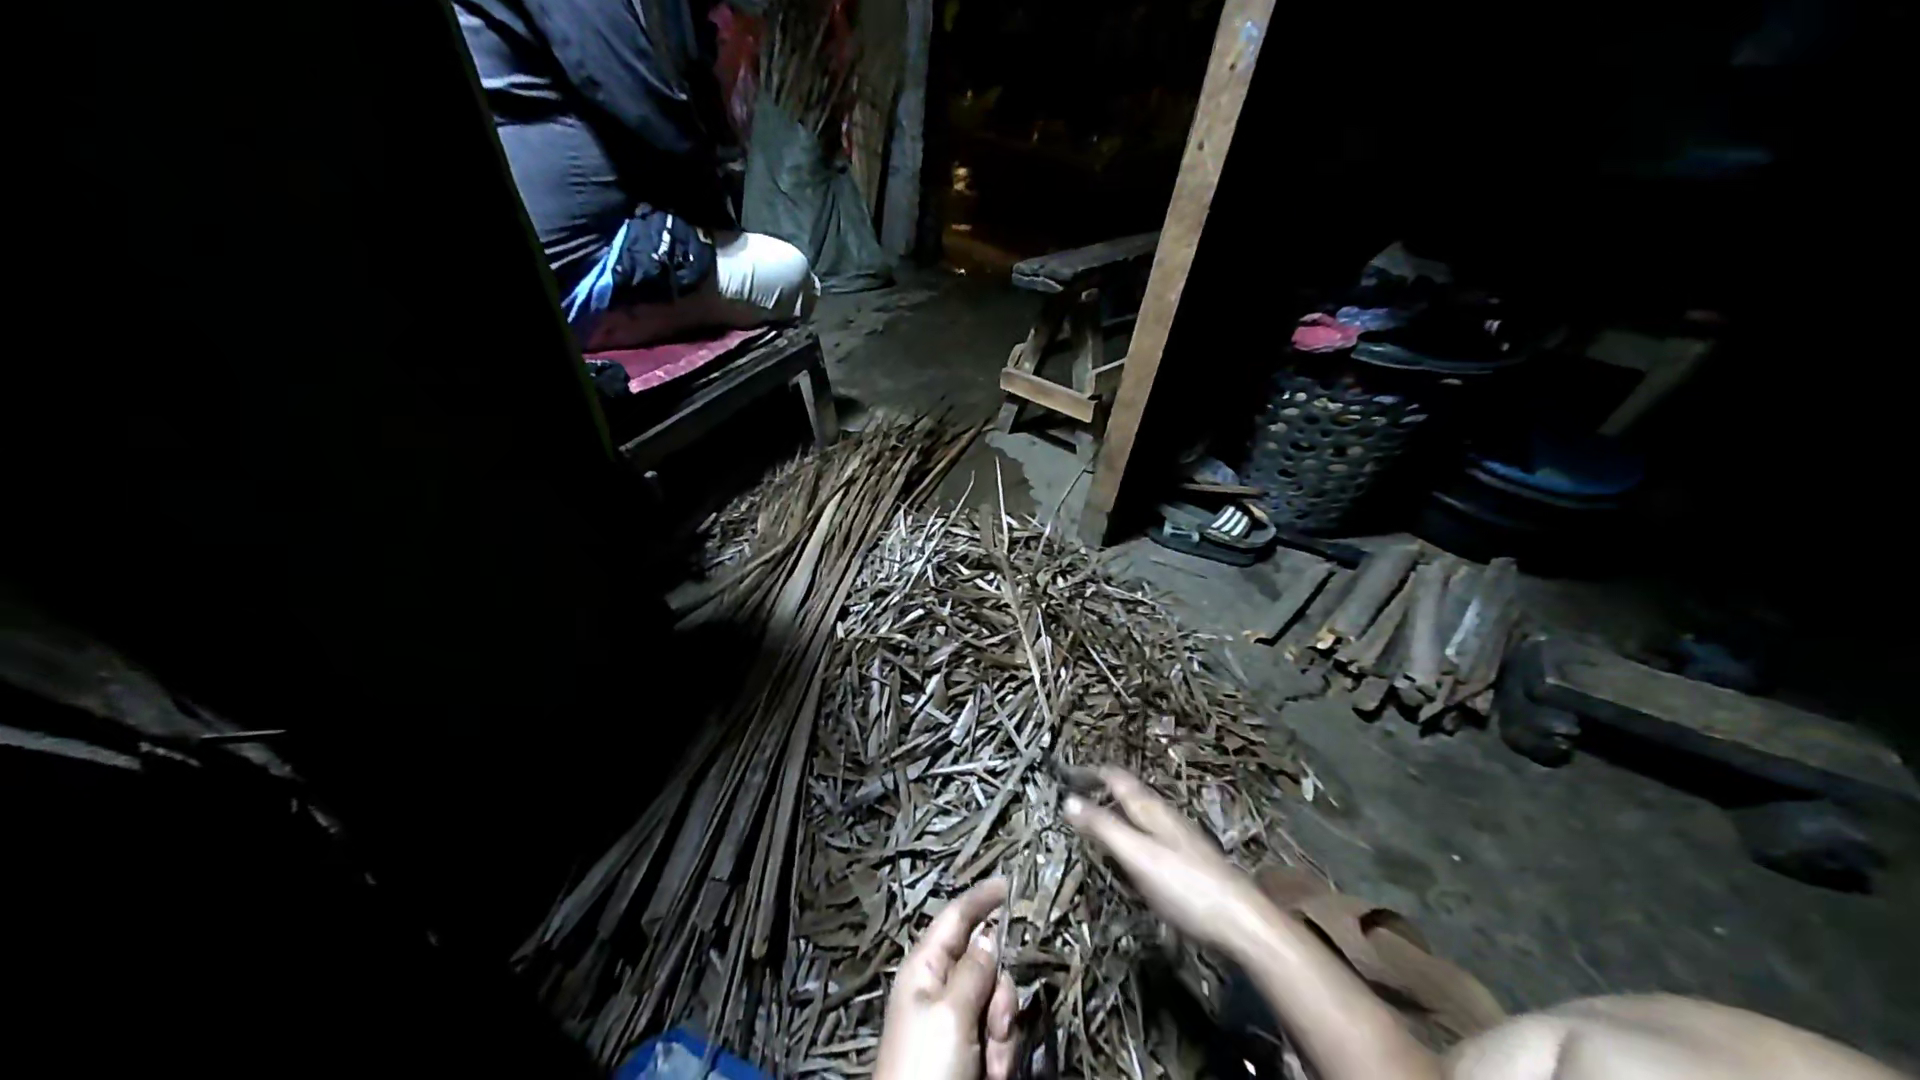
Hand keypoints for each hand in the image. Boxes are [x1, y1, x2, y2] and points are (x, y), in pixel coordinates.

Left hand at [874, 878, 1020, 1079]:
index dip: (981, 899)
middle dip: (1000, 995)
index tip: (1009, 883)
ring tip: (990, 1066)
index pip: (955, 918)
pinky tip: (992, 1077)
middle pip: (986, 964)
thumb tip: (990, 932)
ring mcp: (955, 1022)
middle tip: (996, 1027)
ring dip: (1003, 1033)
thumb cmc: (927, 1068)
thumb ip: (974, 969)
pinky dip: (1001, 1056)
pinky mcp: (969, 1052)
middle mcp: (940, 987)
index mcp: (925, 968)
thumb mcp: (951, 1014)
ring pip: (998, 1003)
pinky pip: (999, 1037)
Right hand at [1063, 767, 1274, 955]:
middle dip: (1106, 793)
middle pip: (1132, 796)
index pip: (1119, 779)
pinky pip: (1153, 839)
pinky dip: (1135, 837)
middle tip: (1079, 798)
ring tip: (1100, 822)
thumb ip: (1103, 828)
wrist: (1243, 924)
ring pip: (1144, 817)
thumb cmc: (1185, 886)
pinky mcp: (1191, 864)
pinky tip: (1134, 856)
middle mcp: (1168, 818)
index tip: (1071, 774)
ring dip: (1121, 814)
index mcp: (1152, 810)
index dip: (1095, 773)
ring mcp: (1182, 841)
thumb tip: (1068, 799)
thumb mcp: (1137, 855)